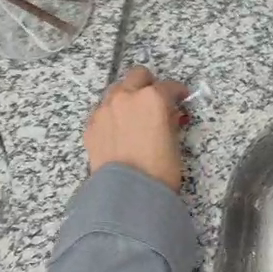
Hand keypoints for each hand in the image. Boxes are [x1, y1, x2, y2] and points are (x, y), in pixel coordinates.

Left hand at [84, 66, 188, 192]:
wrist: (126, 195)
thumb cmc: (158, 171)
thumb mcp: (174, 143)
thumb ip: (170, 121)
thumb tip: (168, 115)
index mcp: (152, 98)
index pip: (169, 86)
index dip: (178, 92)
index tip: (181, 99)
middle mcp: (126, 97)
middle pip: (138, 76)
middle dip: (149, 84)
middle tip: (156, 101)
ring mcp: (105, 110)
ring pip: (117, 90)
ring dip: (128, 96)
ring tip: (135, 115)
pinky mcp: (91, 126)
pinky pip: (103, 110)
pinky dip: (112, 114)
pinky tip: (119, 130)